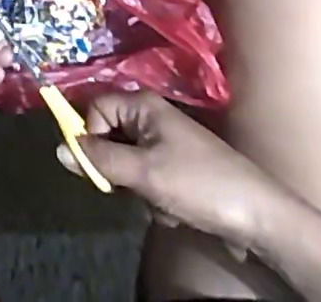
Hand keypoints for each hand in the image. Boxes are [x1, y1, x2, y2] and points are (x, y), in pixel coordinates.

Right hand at [58, 91, 293, 250]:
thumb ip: (100, 160)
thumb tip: (60, 148)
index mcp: (144, 105)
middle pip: (109, 134)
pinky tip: (172, 208)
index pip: (96, 109)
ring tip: (158, 200)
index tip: (97, 169)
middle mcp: (151, 116)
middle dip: (115, 167)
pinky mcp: (176, 165)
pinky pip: (145, 175)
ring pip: (126, 160)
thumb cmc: (199, 184)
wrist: (260, 215)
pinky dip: (151, 194)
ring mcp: (165, 141)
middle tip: (131, 187)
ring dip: (134, 185)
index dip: (90, 137)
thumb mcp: (144, 174)